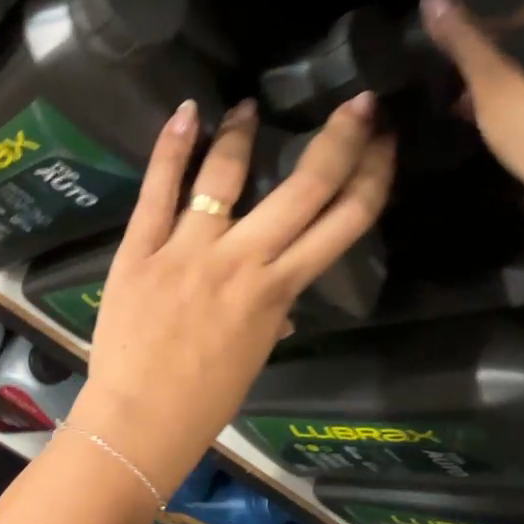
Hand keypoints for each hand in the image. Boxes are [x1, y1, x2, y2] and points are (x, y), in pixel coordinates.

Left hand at [67, 95, 396, 493]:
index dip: (371, 176)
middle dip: (340, 137)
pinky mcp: (139, 252)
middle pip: (305, 187)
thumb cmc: (202, 402)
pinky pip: (158, 193)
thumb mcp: (253, 356)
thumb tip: (282, 299)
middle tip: (357, 102)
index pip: (343, 222)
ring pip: (226, 176)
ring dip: (244, 134)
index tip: (383, 144)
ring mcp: (188, 252)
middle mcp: (242, 261)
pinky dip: (172, 150)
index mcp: (279, 291)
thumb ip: (270, 314)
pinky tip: (187, 113)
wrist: (139, 420)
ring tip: (249, 105)